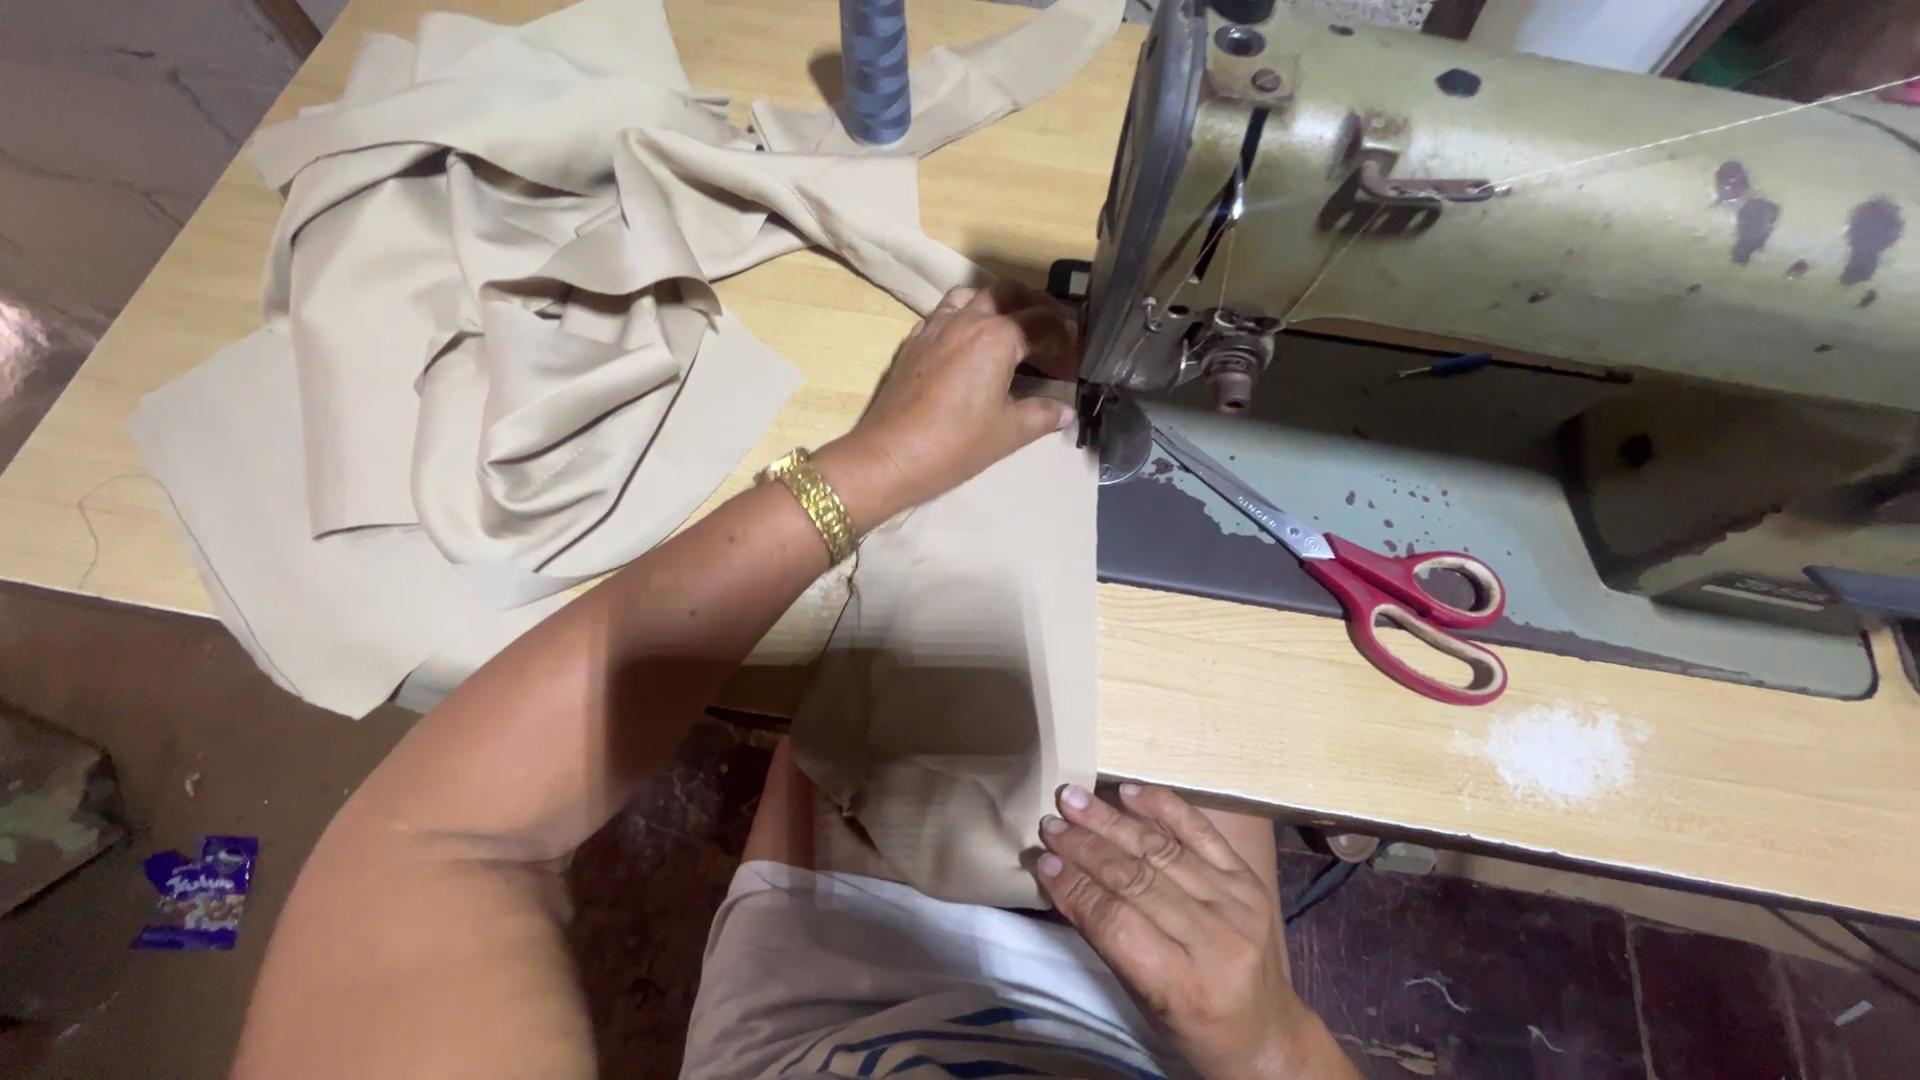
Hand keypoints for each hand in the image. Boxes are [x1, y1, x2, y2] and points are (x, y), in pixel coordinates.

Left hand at [813, 282, 1077, 526]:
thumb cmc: (955, 445)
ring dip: (999, 303)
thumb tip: (1066, 411)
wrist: (890, 457)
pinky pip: (945, 312)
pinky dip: (966, 316)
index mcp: (997, 336)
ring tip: (1013, 328)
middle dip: (1037, 308)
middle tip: (1052, 333)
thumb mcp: (1009, 433)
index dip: (1064, 344)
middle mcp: (967, 319)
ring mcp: (936, 326)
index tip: (1072, 369)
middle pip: (1010, 293)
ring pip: (974, 295)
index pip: (1043, 325)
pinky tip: (970, 344)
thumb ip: (1042, 415)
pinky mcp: (914, 341)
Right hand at [1033, 784, 1359, 1079]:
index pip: (1115, 922)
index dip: (1074, 887)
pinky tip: (1129, 791)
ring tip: (1074, 800)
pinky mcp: (1248, 879)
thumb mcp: (1143, 1001)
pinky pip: (1201, 831)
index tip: (1041, 860)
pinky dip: (1163, 807)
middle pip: (1136, 879)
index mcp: (1185, 986)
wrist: (1270, 1034)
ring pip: (1160, 850)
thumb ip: (1106, 937)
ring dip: (1111, 821)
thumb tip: (1060, 874)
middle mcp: (1215, 939)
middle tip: (1051, 824)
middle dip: (1085, 847)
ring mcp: (1237, 903)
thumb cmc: (1195, 1029)